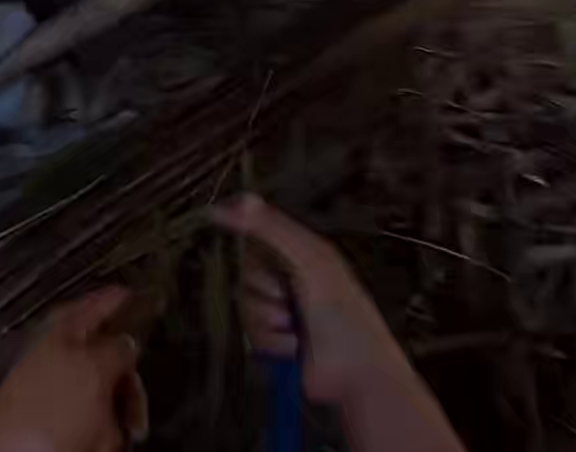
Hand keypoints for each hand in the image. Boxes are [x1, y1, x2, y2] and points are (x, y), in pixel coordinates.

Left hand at [0, 287, 143, 451]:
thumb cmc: (50, 409)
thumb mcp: (94, 369)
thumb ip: (118, 349)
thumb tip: (131, 341)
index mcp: (69, 326)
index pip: (107, 301)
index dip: (132, 300)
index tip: (157, 300)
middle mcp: (67, 353)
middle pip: (115, 357)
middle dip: (129, 387)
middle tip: (136, 413)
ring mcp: (64, 392)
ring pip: (110, 398)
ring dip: (114, 422)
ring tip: (105, 440)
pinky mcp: (64, 427)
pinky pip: (97, 429)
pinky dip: (101, 440)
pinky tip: (94, 448)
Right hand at [209, 194, 417, 409]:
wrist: (354, 377)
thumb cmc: (344, 314)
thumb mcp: (310, 259)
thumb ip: (272, 228)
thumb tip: (239, 198)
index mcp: (300, 249)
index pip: (258, 226)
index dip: (241, 225)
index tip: (221, 220)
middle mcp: (287, 275)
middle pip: (246, 265)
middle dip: (263, 284)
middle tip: (286, 295)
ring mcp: (278, 307)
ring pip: (245, 299)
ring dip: (267, 315)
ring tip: (294, 325)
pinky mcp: (271, 339)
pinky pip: (249, 329)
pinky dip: (269, 339)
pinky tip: (291, 345)